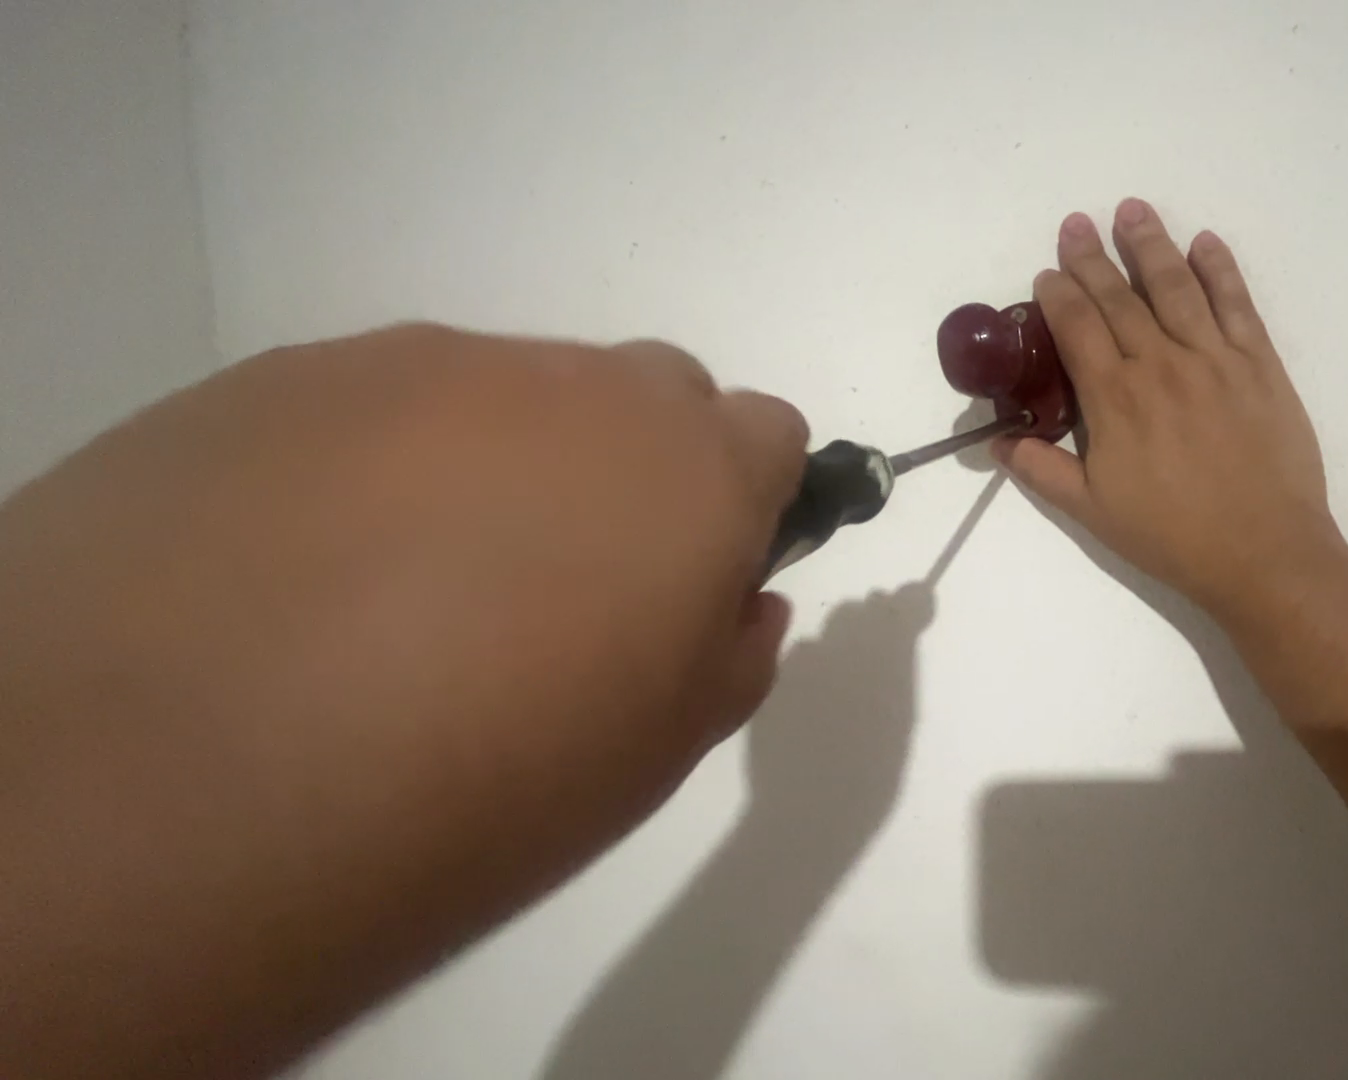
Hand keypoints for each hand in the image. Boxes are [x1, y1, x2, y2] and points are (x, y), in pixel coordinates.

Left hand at [0, 324, 805, 1075]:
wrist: (192, 790)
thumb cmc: (505, 772)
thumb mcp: (672, 738)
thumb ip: (738, 648)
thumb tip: (741, 600)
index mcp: (700, 472)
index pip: (775, 432)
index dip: (756, 493)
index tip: (710, 559)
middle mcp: (589, 391)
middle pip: (663, 392)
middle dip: (653, 463)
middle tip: (583, 571)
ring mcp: (442, 367)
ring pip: (532, 390)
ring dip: (526, 459)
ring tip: (435, 577)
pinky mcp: (300, 372)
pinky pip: (401, 400)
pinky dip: (403, 459)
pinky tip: (332, 560)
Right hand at [993, 200, 1347, 623]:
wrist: (1262, 552)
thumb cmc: (1170, 536)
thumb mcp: (1091, 512)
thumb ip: (1041, 471)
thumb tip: (999, 442)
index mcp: (1115, 399)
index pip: (1078, 328)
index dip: (1059, 294)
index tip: (1047, 271)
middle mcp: (1161, 365)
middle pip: (1119, 298)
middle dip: (1092, 257)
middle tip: (1076, 222)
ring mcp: (1214, 359)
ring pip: (1176, 288)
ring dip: (1151, 245)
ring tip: (1132, 209)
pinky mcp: (1260, 365)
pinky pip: (1238, 304)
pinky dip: (1221, 270)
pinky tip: (1207, 243)